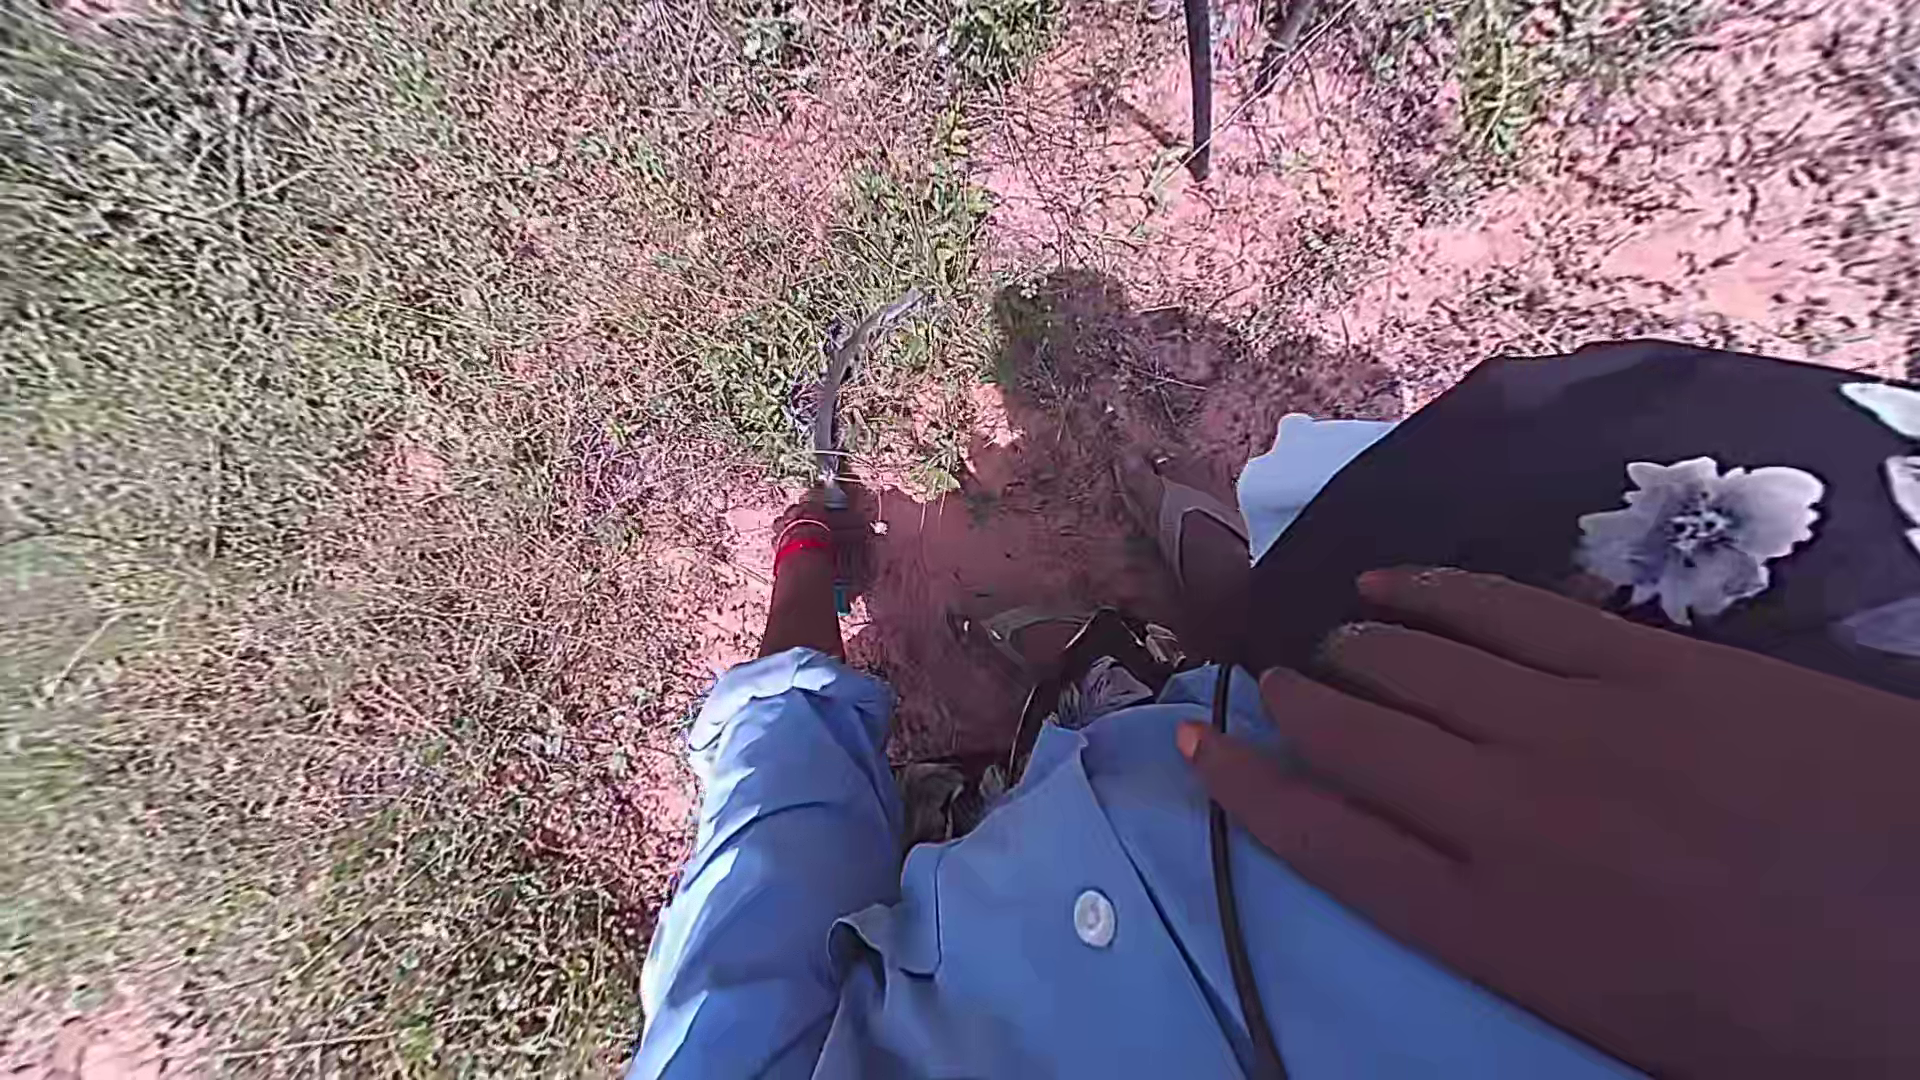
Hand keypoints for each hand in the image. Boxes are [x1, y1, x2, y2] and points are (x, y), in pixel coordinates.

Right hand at [1181, 568, 1919, 1077]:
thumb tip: (1361, 835)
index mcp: (1499, 924)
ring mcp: (1580, 727)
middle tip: (1278, 685)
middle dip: (1289, 700)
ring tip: (1334, 645)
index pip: (1311, 832)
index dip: (1235, 779)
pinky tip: (1382, 583)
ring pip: (1403, 661)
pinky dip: (1422, 590)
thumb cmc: (1790, 1015)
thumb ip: (1461, 917)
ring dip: (1346, 647)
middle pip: (1341, 731)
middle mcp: (1510, 815)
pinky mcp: (1651, 666)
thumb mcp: (1597, 1011)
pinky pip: (1496, 608)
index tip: (1195, 740)